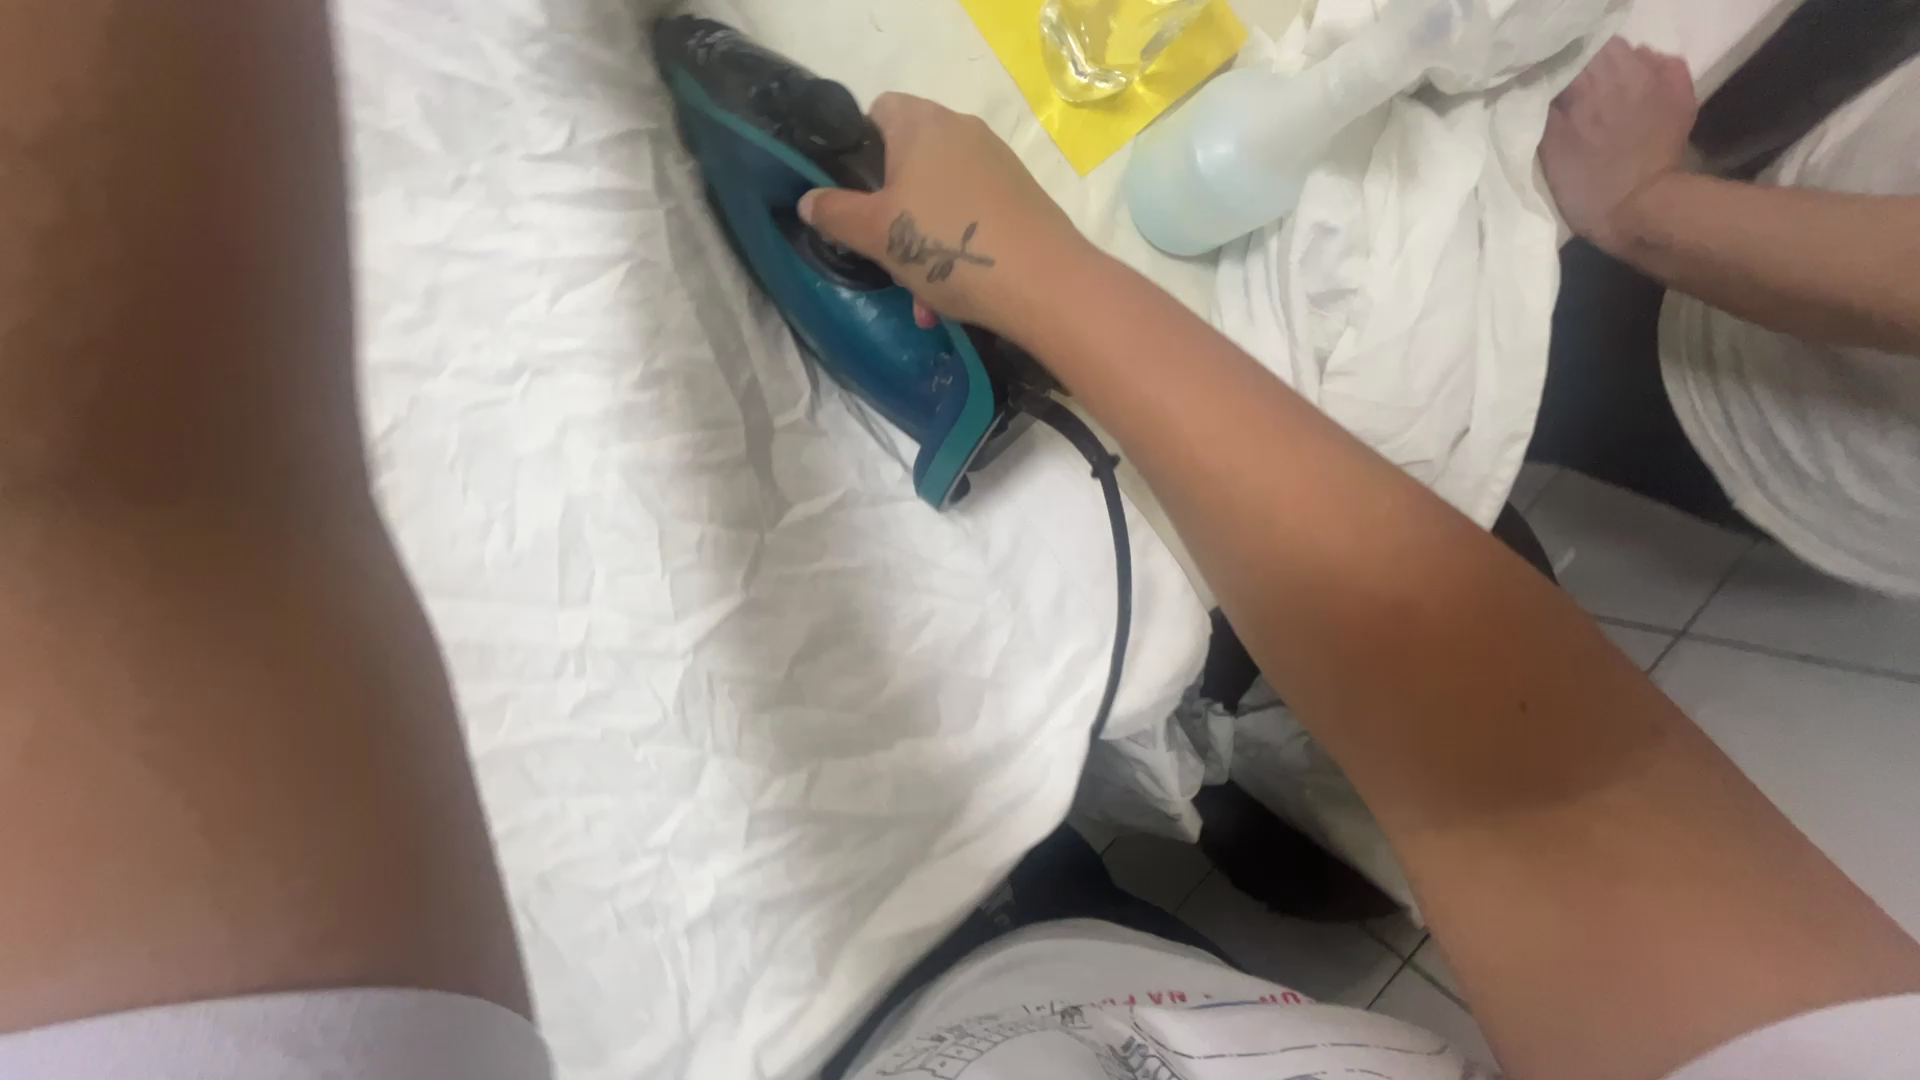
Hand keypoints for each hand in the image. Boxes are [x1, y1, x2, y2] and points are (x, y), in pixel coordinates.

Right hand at [799, 93, 1092, 339]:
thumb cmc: (947, 246)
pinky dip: (958, 257)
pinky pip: (973, 223)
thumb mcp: (877, 234)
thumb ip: (835, 214)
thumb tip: (808, 201)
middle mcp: (963, 133)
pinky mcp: (1021, 201)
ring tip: (924, 304)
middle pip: (910, 168)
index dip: (859, 155)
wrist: (1042, 283)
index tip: (856, 203)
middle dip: (894, 222)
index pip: (878, 112)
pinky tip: (953, 303)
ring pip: (941, 206)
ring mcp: (998, 167)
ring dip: (925, 255)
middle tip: (889, 264)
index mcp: (922, 123)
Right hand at [1542, 38, 1698, 254]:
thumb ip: (1544, 109)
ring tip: (1594, 90)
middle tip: (1566, 87)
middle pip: (1602, 49)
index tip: (1540, 82)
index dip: (1552, 64)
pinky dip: (1644, 70)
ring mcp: (1659, 81)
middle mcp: (1629, 73)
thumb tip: (1538, 81)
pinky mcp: (1678, 94)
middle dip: (1581, 62)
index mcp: (1591, 86)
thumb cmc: (1585, 185)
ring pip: (1630, 53)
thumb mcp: (1549, 149)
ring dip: (1609, 67)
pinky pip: (1661, 64)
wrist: (1639, 208)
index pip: (1569, 54)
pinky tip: (1630, 91)